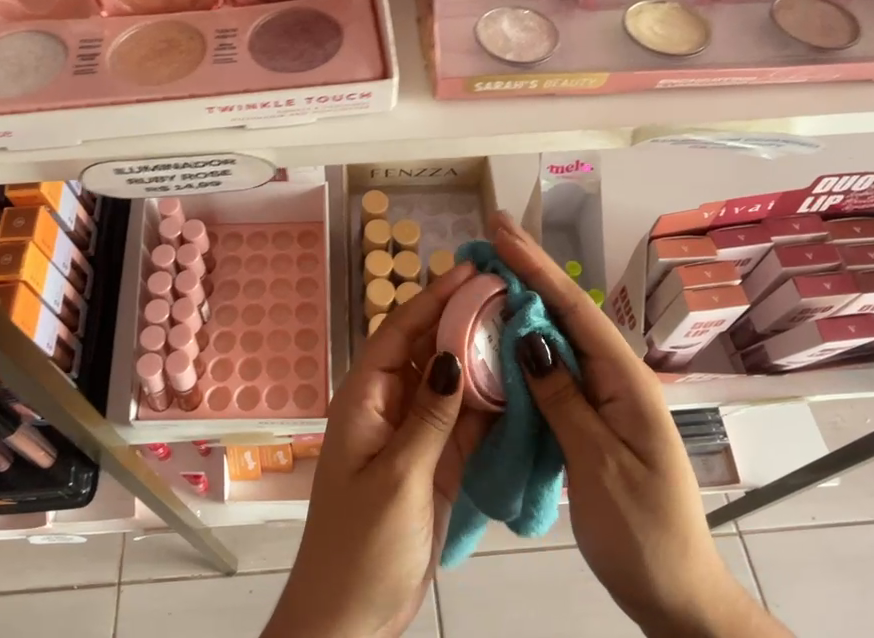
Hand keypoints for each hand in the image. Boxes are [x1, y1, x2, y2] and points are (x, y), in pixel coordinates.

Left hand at [263, 265, 491, 637]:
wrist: (352, 615)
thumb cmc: (362, 543)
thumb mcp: (397, 476)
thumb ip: (428, 416)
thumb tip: (450, 353)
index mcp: (364, 399)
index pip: (399, 332)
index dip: (433, 298)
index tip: (470, 270)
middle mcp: (388, 407)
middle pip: (426, 351)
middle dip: (461, 320)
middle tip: (507, 292)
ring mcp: (413, 436)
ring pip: (448, 384)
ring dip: (478, 358)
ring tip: (520, 326)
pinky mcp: (435, 465)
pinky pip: (463, 422)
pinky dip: (487, 404)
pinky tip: (518, 384)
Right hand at [492, 213, 790, 637]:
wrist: (676, 595)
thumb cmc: (641, 531)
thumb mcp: (598, 465)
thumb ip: (563, 398)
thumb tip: (527, 335)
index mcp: (626, 382)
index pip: (575, 310)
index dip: (535, 266)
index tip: (500, 230)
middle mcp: (617, 380)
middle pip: (568, 314)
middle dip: (528, 273)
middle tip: (487, 240)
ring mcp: (606, 401)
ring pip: (560, 340)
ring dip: (525, 305)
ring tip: (487, 276)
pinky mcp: (593, 422)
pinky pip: (556, 372)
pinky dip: (525, 348)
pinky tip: (503, 340)